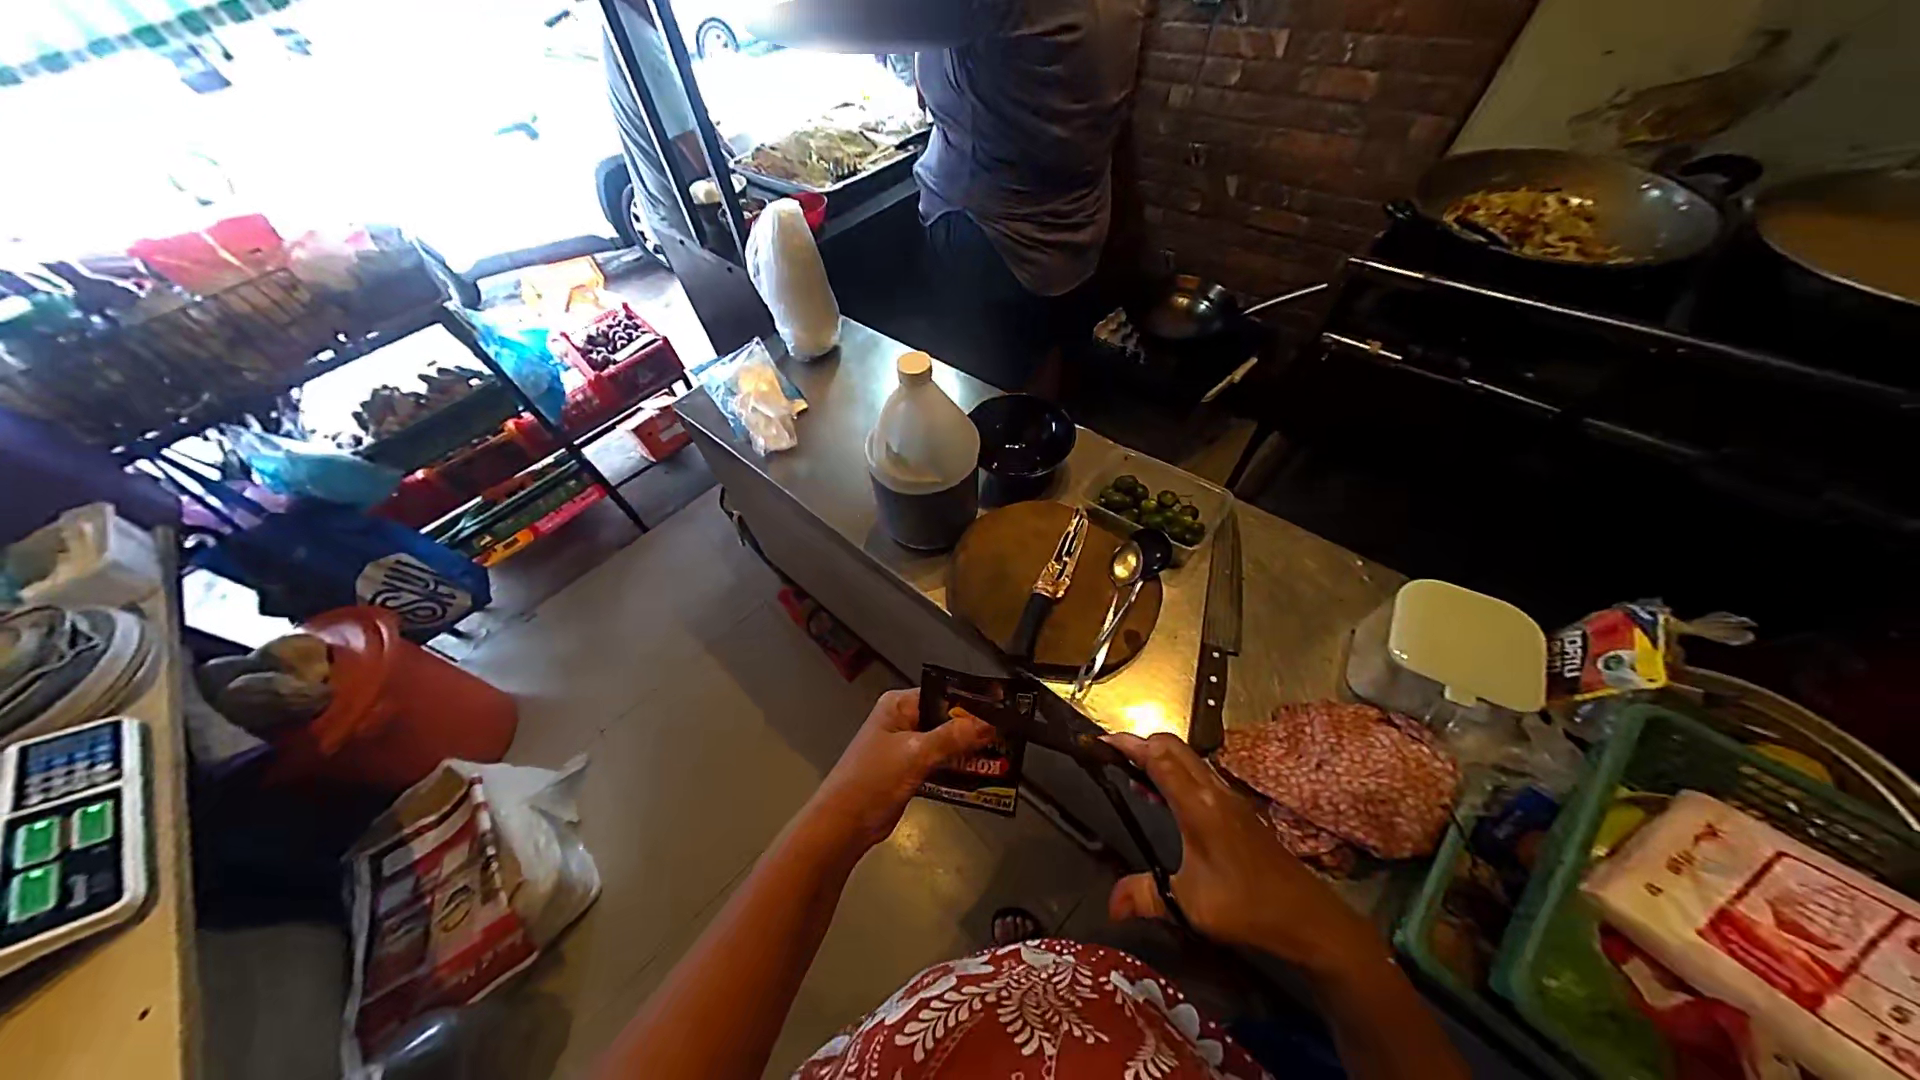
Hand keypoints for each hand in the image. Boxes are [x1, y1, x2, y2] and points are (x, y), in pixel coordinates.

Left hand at [804, 689, 996, 851]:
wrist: (843, 825)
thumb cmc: (873, 780)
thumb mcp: (915, 754)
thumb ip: (953, 737)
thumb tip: (989, 722)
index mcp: (898, 705)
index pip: (942, 694)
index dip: (971, 702)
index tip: (1003, 710)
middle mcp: (902, 719)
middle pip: (946, 717)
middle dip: (973, 727)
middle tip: (1008, 735)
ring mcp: (906, 745)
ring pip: (945, 741)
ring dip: (967, 749)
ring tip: (1002, 753)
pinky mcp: (909, 770)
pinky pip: (940, 761)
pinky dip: (957, 766)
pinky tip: (980, 772)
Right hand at [1104, 733, 1387, 980]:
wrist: (1308, 917)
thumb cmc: (1247, 906)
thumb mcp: (1189, 904)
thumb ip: (1145, 896)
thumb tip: (1109, 905)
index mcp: (1198, 805)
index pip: (1158, 757)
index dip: (1129, 744)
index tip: (1102, 740)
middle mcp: (1213, 791)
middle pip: (1173, 746)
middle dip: (1141, 742)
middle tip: (1112, 754)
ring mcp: (1228, 798)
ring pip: (1188, 758)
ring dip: (1159, 756)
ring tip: (1132, 771)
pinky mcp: (1237, 809)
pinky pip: (1199, 774)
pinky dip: (1175, 771)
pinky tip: (1164, 796)